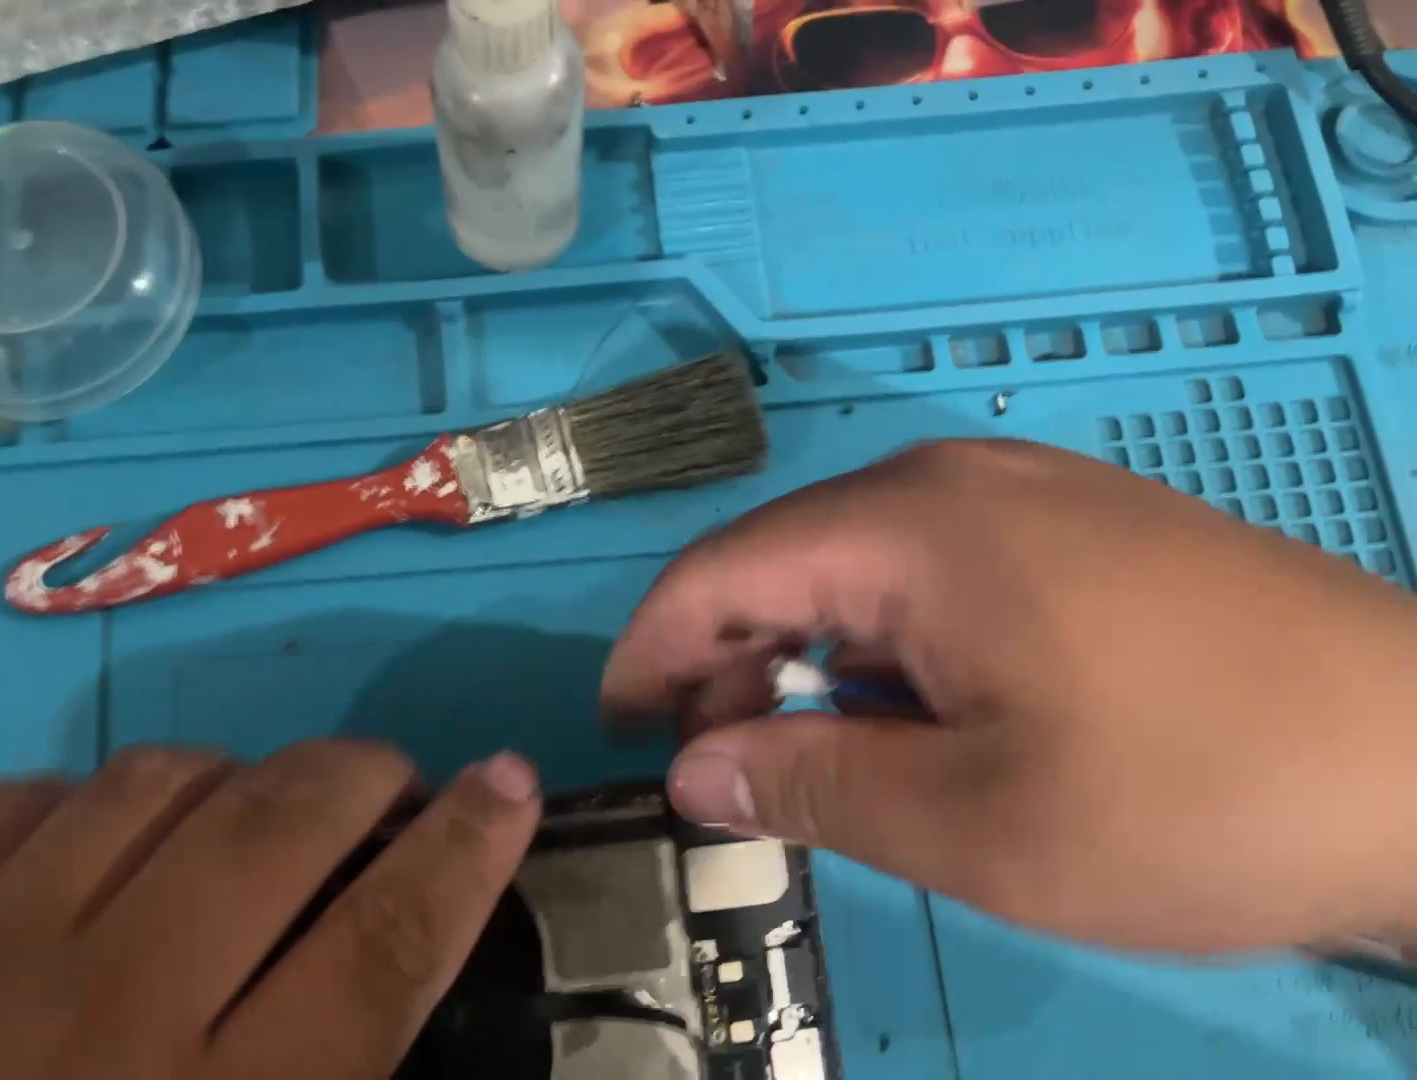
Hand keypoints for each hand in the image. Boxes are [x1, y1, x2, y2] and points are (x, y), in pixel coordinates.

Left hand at [0, 741, 541, 1079]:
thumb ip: (348, 1069)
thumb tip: (404, 955)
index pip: (382, 942)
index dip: (464, 848)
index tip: (511, 781)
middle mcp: (108, 1020)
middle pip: (278, 824)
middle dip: (365, 775)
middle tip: (393, 785)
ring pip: (159, 780)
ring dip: (239, 776)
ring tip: (257, 812)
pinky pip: (27, 798)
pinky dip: (94, 800)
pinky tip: (114, 843)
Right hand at [601, 439, 1416, 952]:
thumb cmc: (1201, 796)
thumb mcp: (976, 824)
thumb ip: (805, 786)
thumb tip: (689, 775)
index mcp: (903, 527)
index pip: (717, 574)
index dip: (652, 651)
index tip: (620, 726)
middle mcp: (937, 482)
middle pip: (773, 564)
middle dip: (723, 663)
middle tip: (718, 764)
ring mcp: (1003, 493)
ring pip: (839, 567)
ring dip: (794, 656)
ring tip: (802, 747)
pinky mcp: (1055, 523)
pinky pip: (910, 571)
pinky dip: (865, 642)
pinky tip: (894, 708)